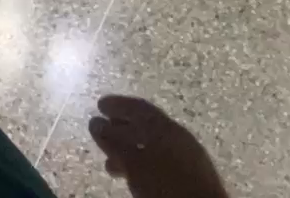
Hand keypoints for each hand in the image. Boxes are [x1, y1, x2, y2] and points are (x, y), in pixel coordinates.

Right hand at [89, 95, 228, 197]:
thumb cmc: (165, 184)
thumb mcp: (133, 163)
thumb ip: (113, 142)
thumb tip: (94, 122)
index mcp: (165, 126)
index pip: (138, 106)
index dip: (116, 104)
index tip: (98, 105)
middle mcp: (179, 135)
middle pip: (145, 125)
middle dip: (121, 129)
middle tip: (102, 133)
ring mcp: (189, 155)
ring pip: (153, 145)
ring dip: (131, 150)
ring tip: (112, 164)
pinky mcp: (195, 176)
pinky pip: (163, 160)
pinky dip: (145, 162)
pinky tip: (136, 174)